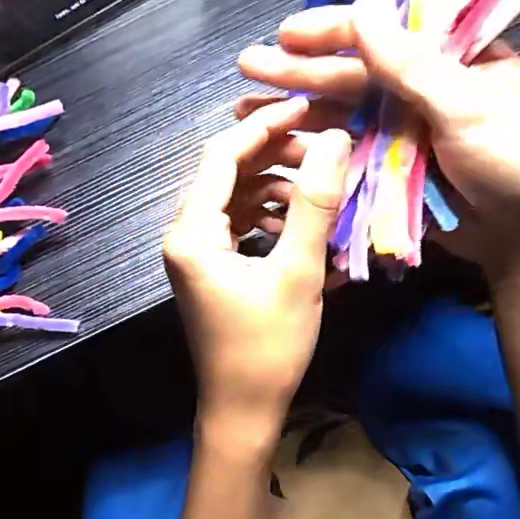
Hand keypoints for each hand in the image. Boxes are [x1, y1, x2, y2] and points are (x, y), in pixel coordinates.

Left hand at [163, 97, 352, 424]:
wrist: (242, 410)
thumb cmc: (267, 347)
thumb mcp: (297, 272)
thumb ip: (313, 204)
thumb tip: (334, 140)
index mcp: (192, 232)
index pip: (222, 156)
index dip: (265, 126)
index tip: (309, 107)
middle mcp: (185, 235)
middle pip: (228, 173)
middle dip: (276, 156)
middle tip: (327, 151)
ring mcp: (196, 252)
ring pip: (237, 198)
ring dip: (277, 187)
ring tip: (323, 187)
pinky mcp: (212, 267)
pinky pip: (240, 225)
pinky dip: (270, 216)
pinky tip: (303, 222)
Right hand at [237, 2, 519, 280]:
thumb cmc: (517, 160)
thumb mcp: (469, 106)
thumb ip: (412, 66)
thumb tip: (364, 12)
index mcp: (450, 57)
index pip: (384, 31)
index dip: (333, 30)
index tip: (286, 33)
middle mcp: (421, 87)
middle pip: (351, 74)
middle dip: (299, 71)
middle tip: (248, 67)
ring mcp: (402, 130)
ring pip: (341, 115)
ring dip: (296, 112)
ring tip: (247, 110)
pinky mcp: (390, 168)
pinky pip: (346, 153)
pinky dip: (314, 150)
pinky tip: (279, 147)